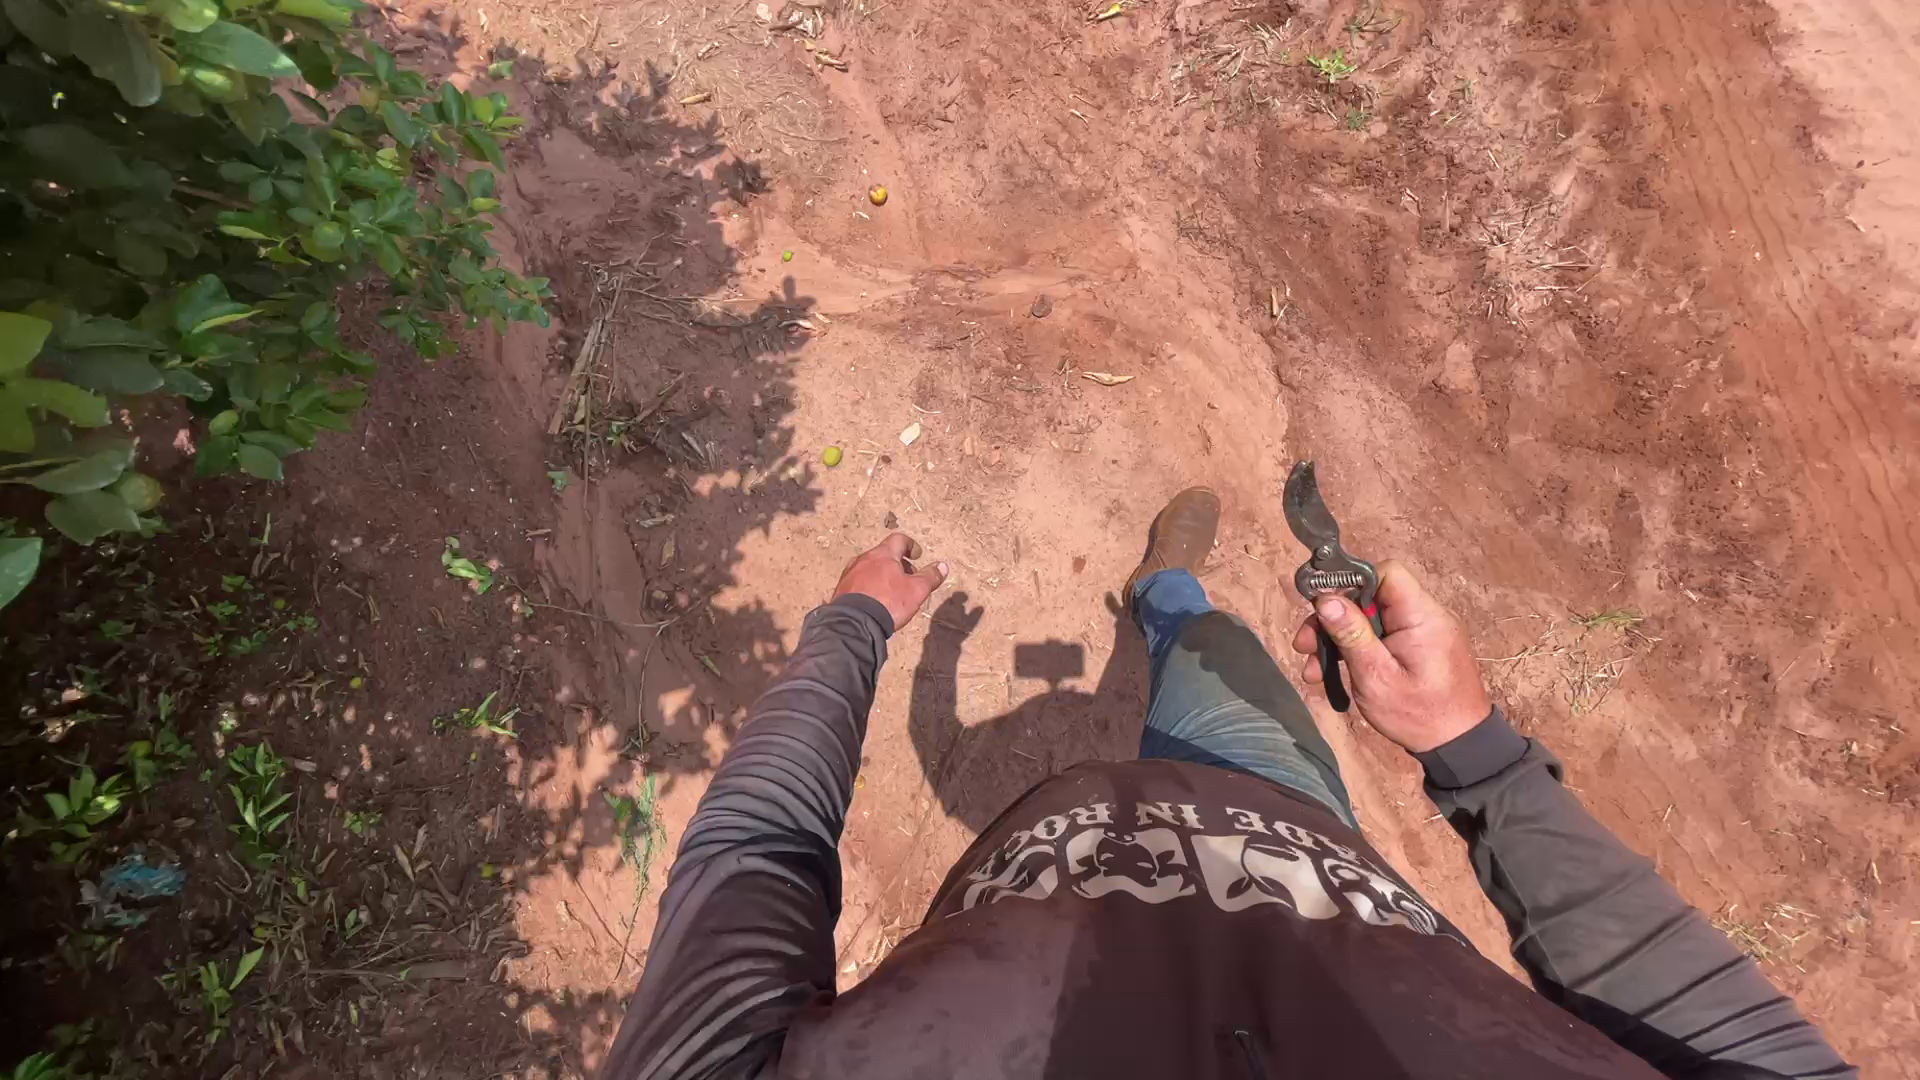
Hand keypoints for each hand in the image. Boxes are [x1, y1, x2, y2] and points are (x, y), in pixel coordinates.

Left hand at [833, 533, 948, 632]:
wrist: (854, 624)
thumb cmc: (888, 602)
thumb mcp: (916, 590)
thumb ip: (930, 577)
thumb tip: (943, 566)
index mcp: (883, 555)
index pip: (899, 540)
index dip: (911, 546)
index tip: (917, 556)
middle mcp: (864, 559)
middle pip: (884, 554)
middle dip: (898, 564)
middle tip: (908, 578)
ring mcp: (850, 574)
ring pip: (870, 568)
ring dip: (883, 575)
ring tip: (892, 592)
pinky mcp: (841, 589)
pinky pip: (859, 582)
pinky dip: (870, 586)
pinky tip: (875, 601)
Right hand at [1290, 559, 1490, 752]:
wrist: (1459, 749)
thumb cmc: (1418, 714)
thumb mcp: (1376, 676)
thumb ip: (1351, 634)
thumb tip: (1325, 598)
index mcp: (1421, 617)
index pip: (1386, 573)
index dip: (1351, 582)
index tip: (1323, 606)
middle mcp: (1424, 617)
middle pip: (1368, 598)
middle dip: (1331, 619)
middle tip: (1304, 644)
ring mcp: (1419, 633)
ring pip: (1367, 619)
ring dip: (1335, 639)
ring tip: (1312, 667)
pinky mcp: (1414, 648)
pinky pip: (1377, 636)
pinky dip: (1353, 650)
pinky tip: (1330, 672)